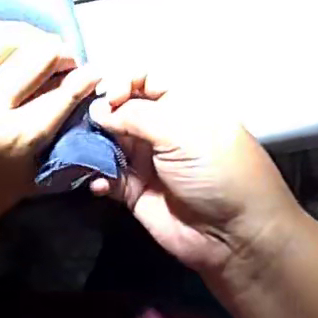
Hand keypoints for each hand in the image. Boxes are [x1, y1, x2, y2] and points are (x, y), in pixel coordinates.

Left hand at [0, 14, 101, 232]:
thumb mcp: (31, 176)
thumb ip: (55, 137)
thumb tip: (76, 97)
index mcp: (17, 136)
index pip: (62, 93)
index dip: (85, 78)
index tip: (92, 72)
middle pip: (37, 55)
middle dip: (61, 52)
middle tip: (65, 61)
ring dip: (25, 34)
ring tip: (35, 44)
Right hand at [88, 72, 306, 275]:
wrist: (235, 237)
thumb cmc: (221, 175)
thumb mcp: (184, 133)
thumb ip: (138, 116)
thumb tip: (102, 110)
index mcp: (184, 107)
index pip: (146, 80)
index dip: (124, 81)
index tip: (109, 95)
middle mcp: (164, 131)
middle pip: (121, 109)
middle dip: (101, 112)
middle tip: (89, 121)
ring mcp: (148, 161)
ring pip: (109, 142)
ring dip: (92, 143)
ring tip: (82, 148)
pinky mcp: (135, 192)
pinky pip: (107, 177)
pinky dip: (96, 175)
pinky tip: (97, 179)